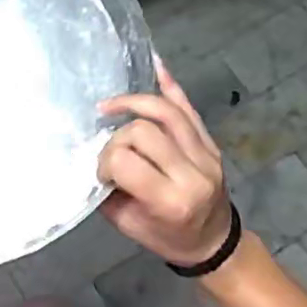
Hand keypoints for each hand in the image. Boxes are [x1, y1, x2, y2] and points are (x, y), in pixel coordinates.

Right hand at [96, 57, 232, 266]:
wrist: (215, 242)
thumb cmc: (167, 237)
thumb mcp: (128, 223)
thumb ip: (108, 189)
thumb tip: (91, 154)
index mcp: (170, 199)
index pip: (125, 160)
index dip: (105, 161)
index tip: (103, 174)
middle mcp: (192, 172)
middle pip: (143, 131)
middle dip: (118, 137)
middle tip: (112, 153)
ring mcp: (206, 154)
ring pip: (166, 111)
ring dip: (134, 102)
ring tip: (112, 106)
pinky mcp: (211, 143)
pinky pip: (189, 108)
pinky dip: (171, 85)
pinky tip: (155, 64)